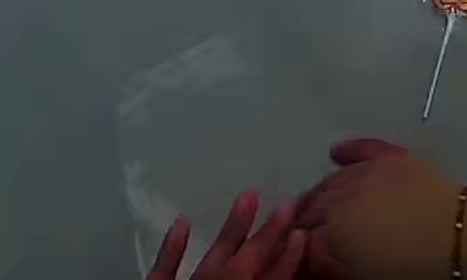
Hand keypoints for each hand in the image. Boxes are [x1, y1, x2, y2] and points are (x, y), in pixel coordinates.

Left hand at [147, 190, 305, 279]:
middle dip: (268, 233)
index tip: (304, 232)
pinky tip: (181, 222)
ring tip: (248, 195)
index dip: (289, 256)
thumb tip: (289, 250)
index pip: (272, 278)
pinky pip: (162, 274)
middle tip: (288, 202)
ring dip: (231, 230)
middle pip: (246, 261)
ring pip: (212, 259)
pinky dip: (171, 250)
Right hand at [294, 139, 462, 279]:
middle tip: (306, 238)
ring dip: (322, 194)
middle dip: (305, 225)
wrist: (452, 236)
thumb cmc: (406, 268)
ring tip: (319, 208)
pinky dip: (350, 150)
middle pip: (309, 210)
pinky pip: (364, 148)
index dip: (296, 255)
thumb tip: (309, 262)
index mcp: (330, 237)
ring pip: (331, 180)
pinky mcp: (392, 157)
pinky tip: (336, 152)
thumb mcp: (355, 277)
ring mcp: (368, 173)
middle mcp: (342, 199)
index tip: (298, 261)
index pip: (296, 245)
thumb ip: (327, 268)